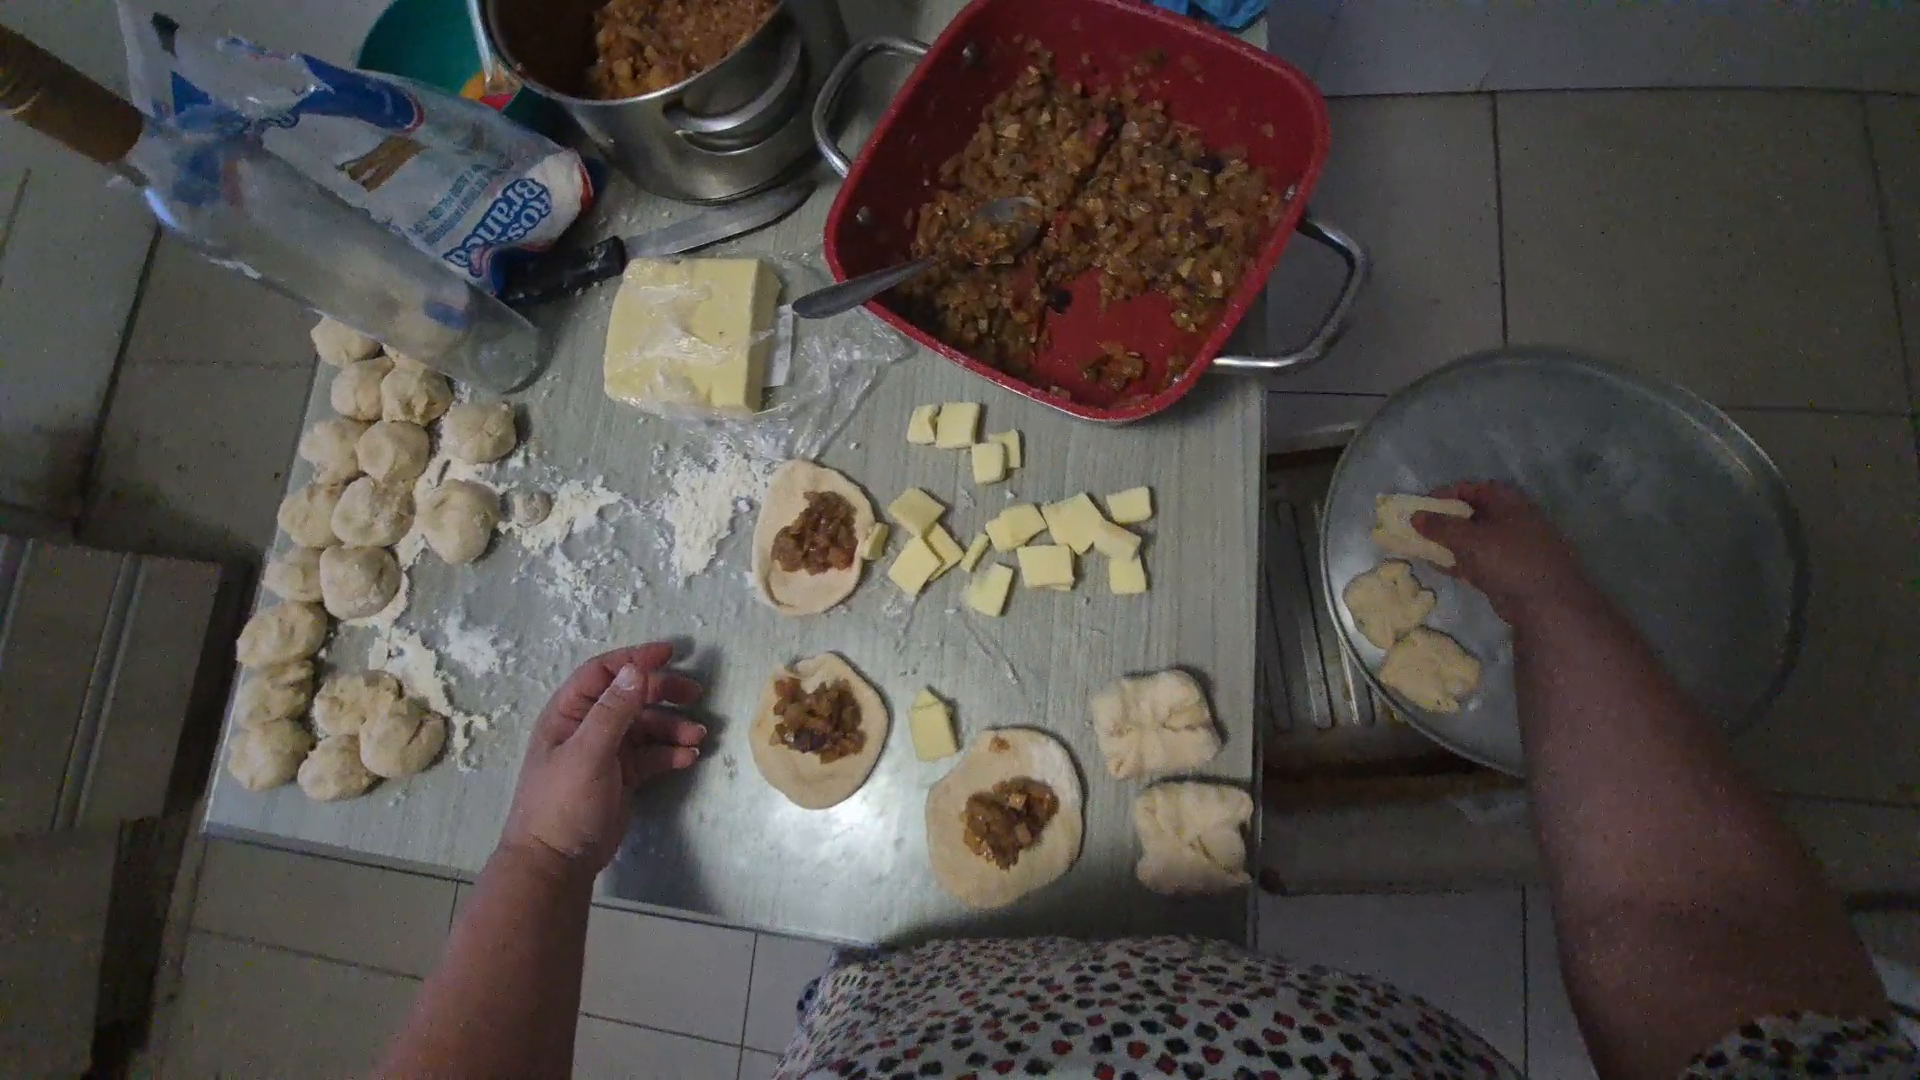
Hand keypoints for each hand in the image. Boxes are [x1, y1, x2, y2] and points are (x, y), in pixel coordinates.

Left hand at [499, 643, 705, 876]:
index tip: (670, 653)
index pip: (604, 672)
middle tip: (695, 694)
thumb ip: (614, 711)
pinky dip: (672, 752)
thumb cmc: (562, 803)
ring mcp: (608, 751)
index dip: (635, 659)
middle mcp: (589, 727)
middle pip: (633, 696)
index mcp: (570, 714)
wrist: (557, 863)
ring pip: (649, 725)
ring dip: (675, 727)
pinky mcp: (624, 775)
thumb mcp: (588, 753)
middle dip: (664, 693)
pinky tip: (689, 759)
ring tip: (698, 737)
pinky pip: (654, 754)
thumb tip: (637, 669)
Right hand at [1413, 481, 1593, 626]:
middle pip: (1471, 513)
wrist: (1545, 602)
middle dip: (1443, 519)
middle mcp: (1510, 521)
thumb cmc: (1508, 559)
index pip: (1474, 489)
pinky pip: (1475, 558)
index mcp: (1509, 504)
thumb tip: (1415, 516)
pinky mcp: (1505, 569)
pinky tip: (1435, 565)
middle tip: (1419, 526)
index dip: (1447, 493)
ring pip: (1471, 537)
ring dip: (1446, 541)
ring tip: (1420, 546)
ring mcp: (1509, 546)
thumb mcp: (1469, 539)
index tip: (1423, 504)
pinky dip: (1455, 559)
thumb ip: (1440, 526)